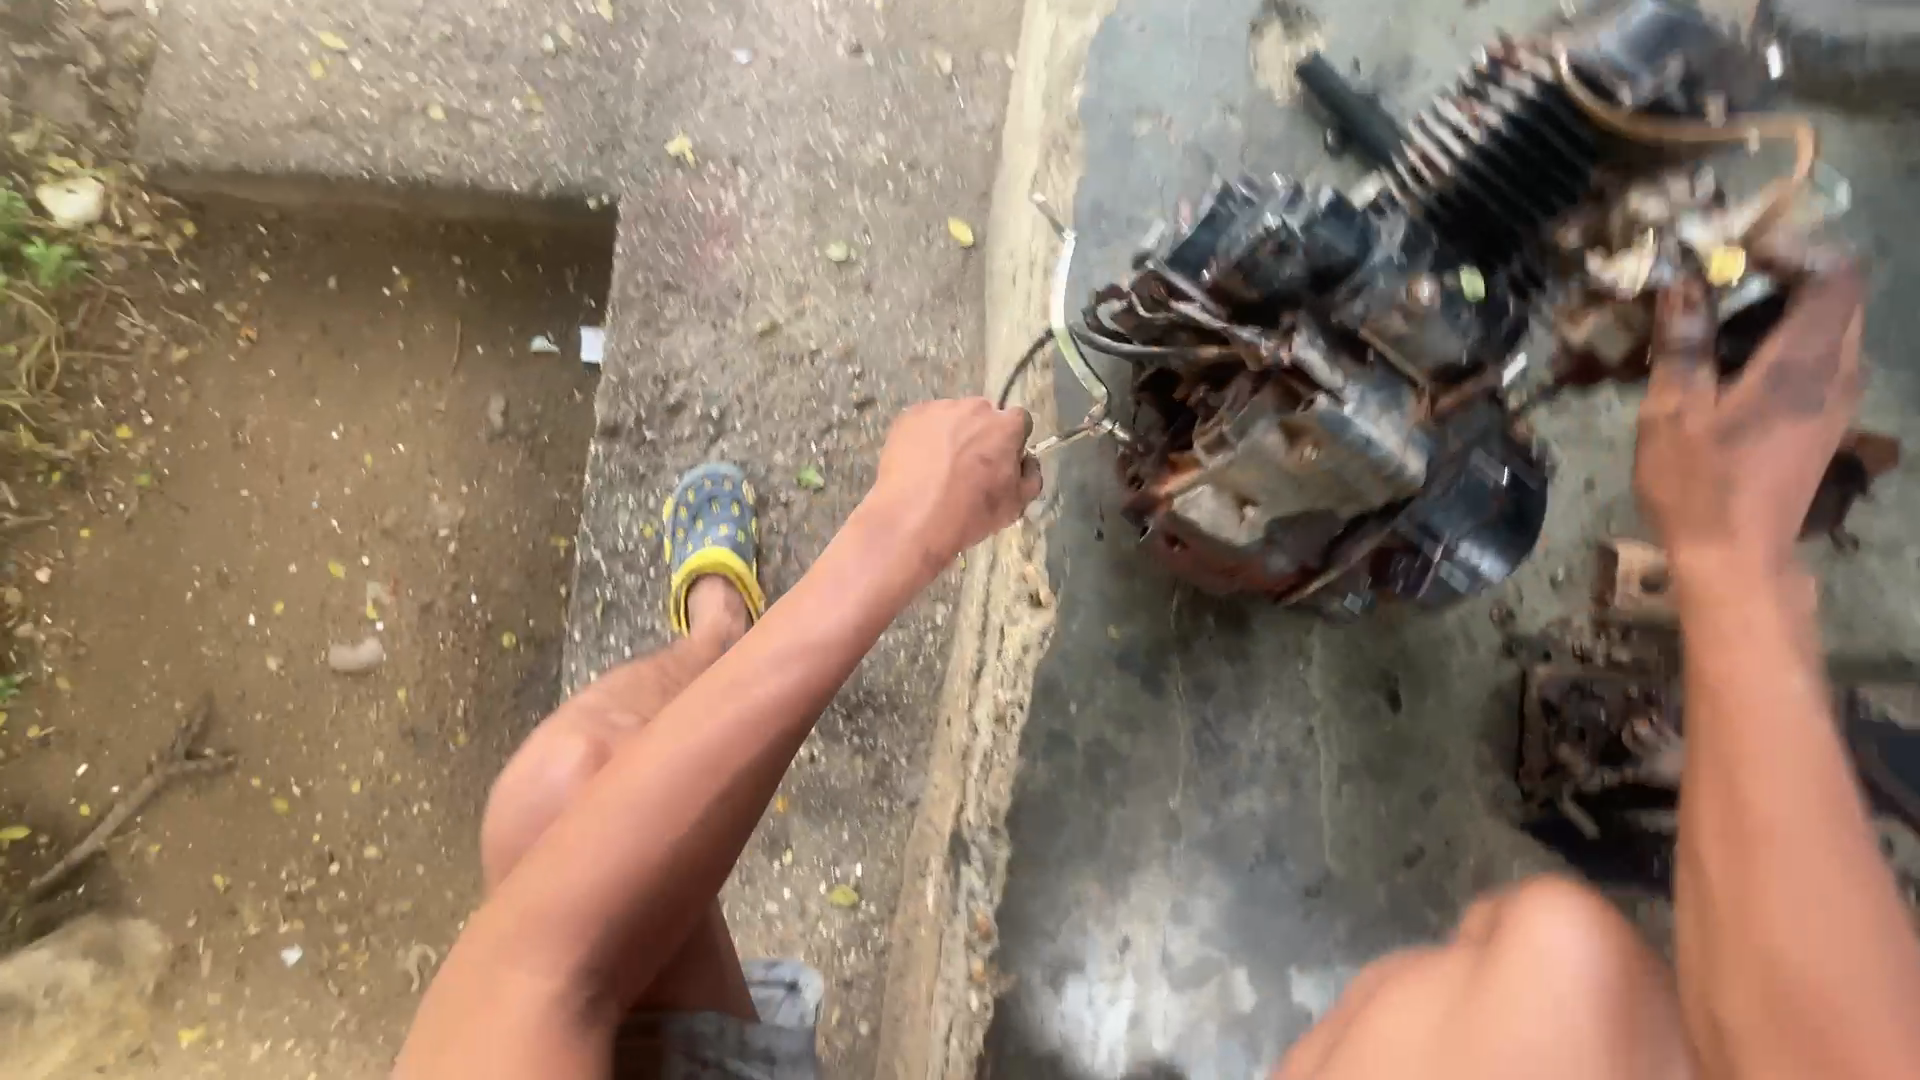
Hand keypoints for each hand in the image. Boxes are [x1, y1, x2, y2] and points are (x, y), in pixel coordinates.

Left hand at [863, 397, 1041, 578]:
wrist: (912, 520)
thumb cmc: (970, 514)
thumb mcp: (1015, 505)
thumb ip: (1031, 477)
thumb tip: (1026, 461)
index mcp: (1005, 427)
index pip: (1018, 421)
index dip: (1011, 442)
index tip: (1000, 462)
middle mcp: (974, 408)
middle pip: (983, 416)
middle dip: (980, 436)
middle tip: (968, 467)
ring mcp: (939, 409)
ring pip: (952, 418)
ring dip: (951, 435)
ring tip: (938, 468)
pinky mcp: (909, 417)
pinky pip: (924, 423)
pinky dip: (924, 438)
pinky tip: (918, 465)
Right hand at [1635, 251, 1864, 577]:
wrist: (1736, 552)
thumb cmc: (1698, 482)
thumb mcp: (1673, 412)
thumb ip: (1684, 345)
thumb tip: (1682, 286)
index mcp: (1807, 363)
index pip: (1835, 273)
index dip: (1792, 249)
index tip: (1729, 254)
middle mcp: (1841, 370)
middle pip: (1835, 295)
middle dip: (1778, 277)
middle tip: (1710, 288)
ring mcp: (1838, 396)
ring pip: (1827, 325)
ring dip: (1774, 311)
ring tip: (1707, 327)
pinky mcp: (1824, 417)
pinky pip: (1816, 357)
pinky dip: (1776, 343)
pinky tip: (1723, 368)